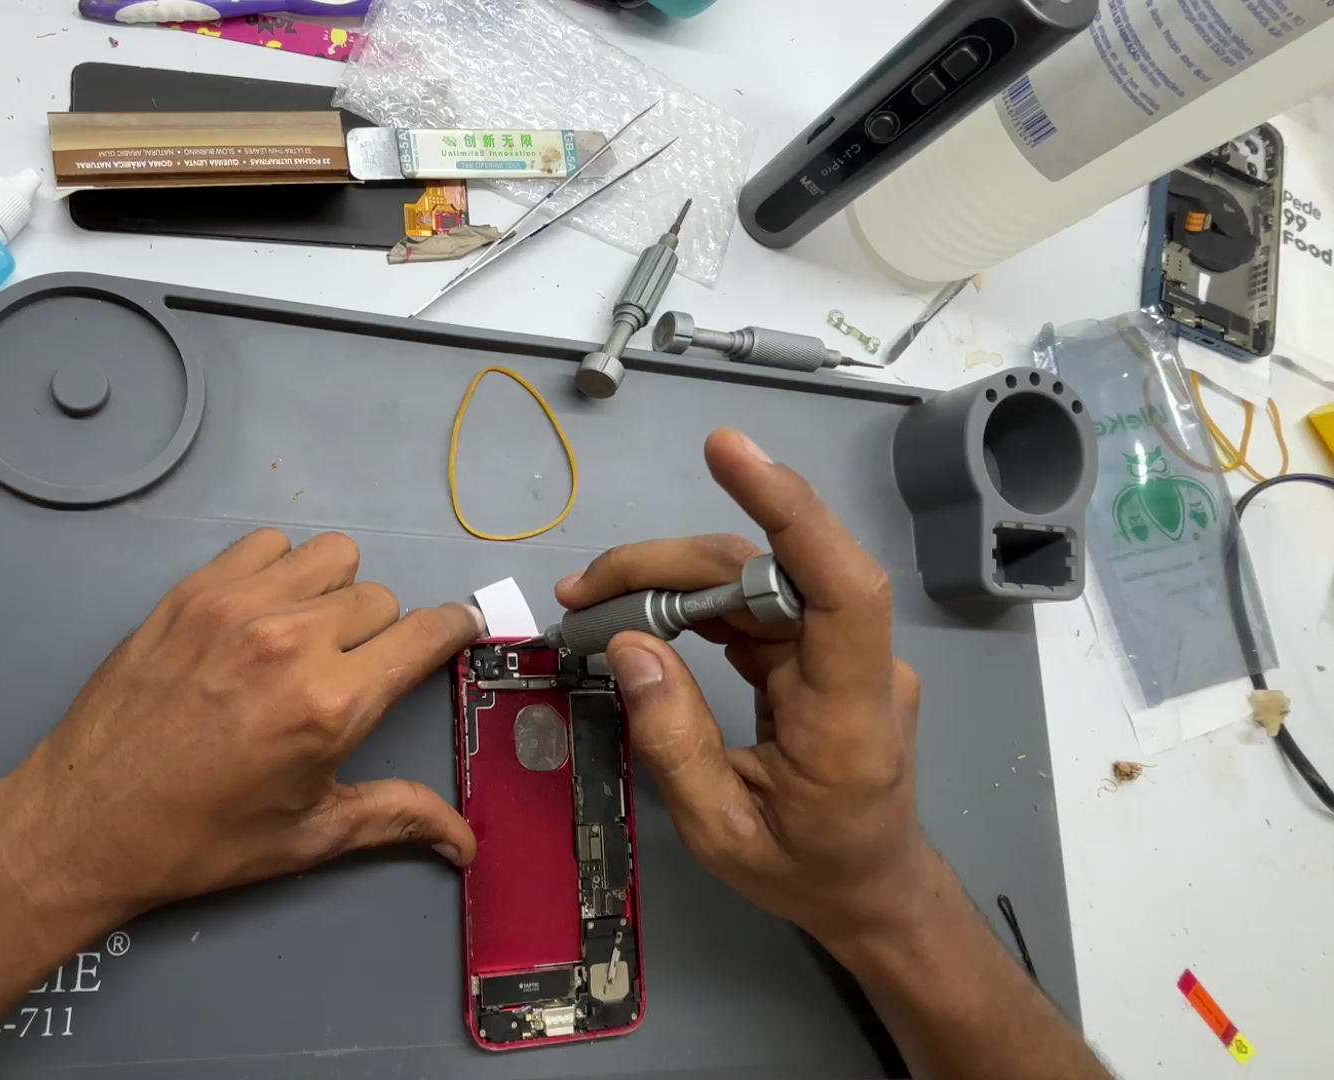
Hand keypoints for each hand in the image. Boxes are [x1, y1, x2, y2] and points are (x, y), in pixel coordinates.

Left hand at [0, 529, 483, 929]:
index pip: (425, 634)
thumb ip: (397, 818)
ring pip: (331, 556)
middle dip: (382, 632)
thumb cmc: (203, 838)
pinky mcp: (194, 589)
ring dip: (334, 591)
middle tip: (348, 670)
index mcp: (332, 704)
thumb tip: (467, 843)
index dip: (456, 626)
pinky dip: (279, 569)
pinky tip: (257, 612)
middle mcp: (293, 640)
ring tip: (306, 633)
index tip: (460, 626)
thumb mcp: (309, 836)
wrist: (84, 821)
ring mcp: (239, 605)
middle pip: (380, 597)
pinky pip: (267, 544)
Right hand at [555, 429, 932, 948]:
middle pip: (759, 573)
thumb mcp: (718, 828)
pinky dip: (681, 601)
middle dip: (663, 566)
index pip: (838, 585)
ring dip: (663, 579)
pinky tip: (635, 613)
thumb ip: (672, 740)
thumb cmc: (807, 871)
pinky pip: (741, 606)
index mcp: (848, 712)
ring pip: (744, 581)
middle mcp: (851, 663)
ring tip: (591, 599)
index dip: (787, 508)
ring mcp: (830, 652)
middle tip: (580, 589)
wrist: (871, 893)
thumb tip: (628, 644)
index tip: (727, 452)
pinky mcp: (807, 652)